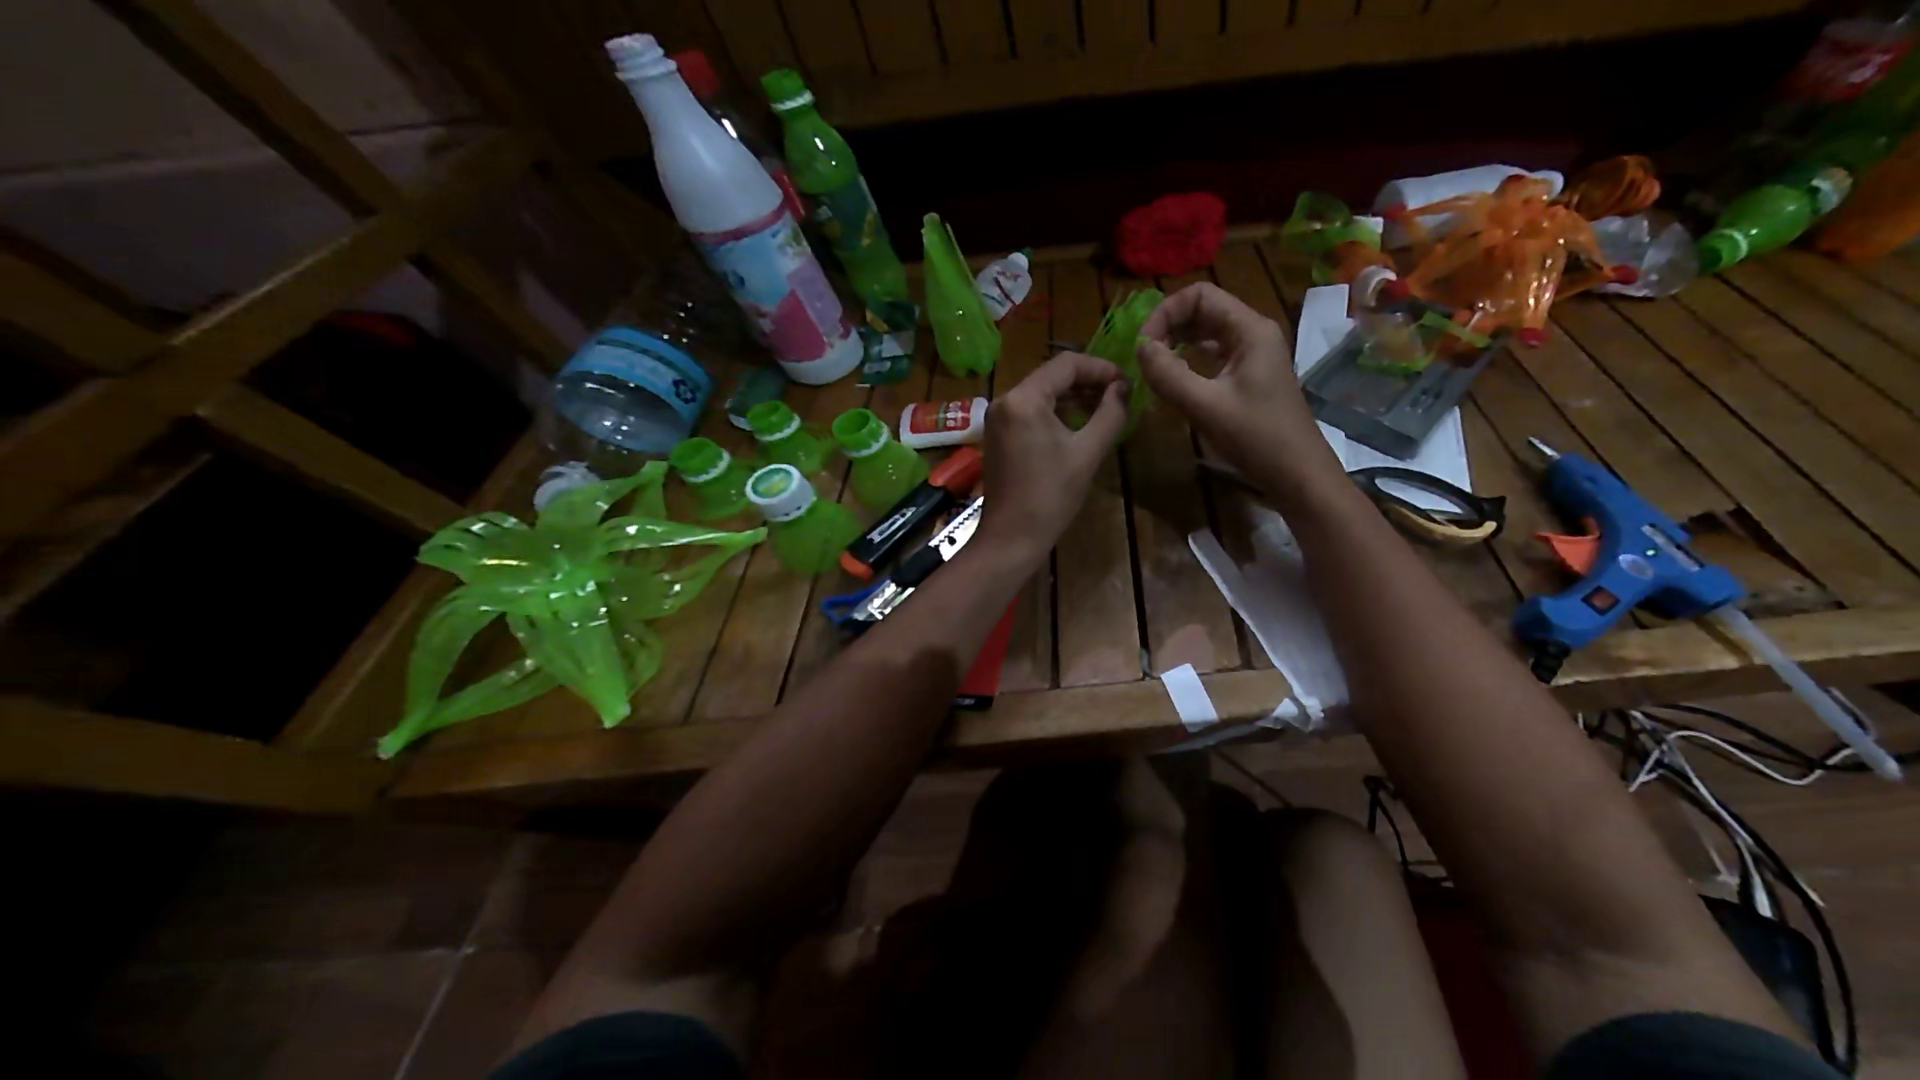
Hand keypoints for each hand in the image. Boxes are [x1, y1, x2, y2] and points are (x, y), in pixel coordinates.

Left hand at [978, 351, 1128, 565]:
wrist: (1012, 536)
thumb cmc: (1051, 495)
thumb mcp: (1088, 452)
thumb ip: (1110, 413)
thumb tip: (1124, 388)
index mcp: (1024, 399)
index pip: (1067, 364)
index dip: (1101, 368)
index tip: (1127, 382)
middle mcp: (1005, 401)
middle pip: (1052, 376)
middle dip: (1088, 382)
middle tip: (1120, 395)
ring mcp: (997, 418)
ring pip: (1041, 393)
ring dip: (1073, 397)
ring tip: (1106, 409)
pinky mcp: (997, 435)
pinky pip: (1030, 411)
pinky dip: (1055, 412)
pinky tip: (1079, 423)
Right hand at [1136, 283, 1343, 501]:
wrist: (1296, 473)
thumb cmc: (1256, 438)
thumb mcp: (1205, 406)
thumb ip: (1169, 374)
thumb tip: (1139, 348)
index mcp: (1250, 329)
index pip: (1200, 295)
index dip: (1165, 312)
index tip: (1143, 345)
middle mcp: (1253, 332)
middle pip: (1202, 309)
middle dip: (1168, 325)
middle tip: (1142, 356)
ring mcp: (1252, 354)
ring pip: (1205, 331)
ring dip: (1175, 341)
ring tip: (1152, 365)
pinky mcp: (1247, 374)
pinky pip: (1211, 353)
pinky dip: (1187, 358)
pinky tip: (1172, 377)